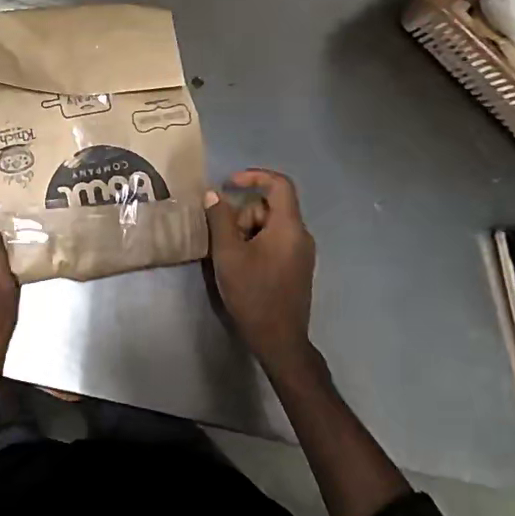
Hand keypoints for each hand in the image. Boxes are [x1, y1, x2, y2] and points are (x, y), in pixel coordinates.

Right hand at [205, 169, 315, 372]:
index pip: (279, 185)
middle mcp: (301, 235)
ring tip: (231, 256)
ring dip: (246, 231)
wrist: (278, 339)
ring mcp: (301, 252)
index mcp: (289, 228)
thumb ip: (219, 219)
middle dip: (242, 215)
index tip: (228, 184)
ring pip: (269, 225)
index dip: (253, 176)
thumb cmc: (252, 293)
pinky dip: (254, 243)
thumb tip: (213, 194)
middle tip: (224, 239)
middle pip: (269, 207)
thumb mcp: (227, 253)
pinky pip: (274, 240)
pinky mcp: (296, 266)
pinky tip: (241, 264)